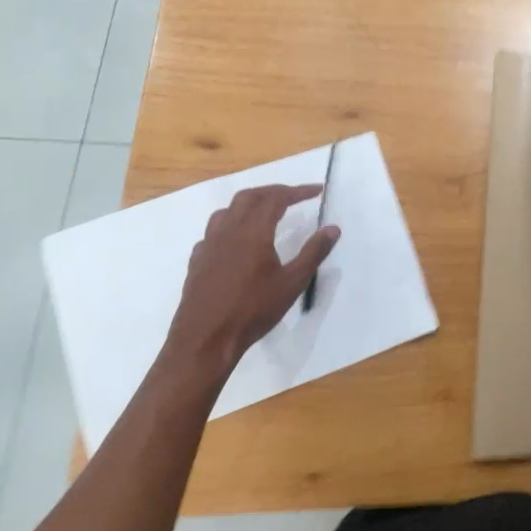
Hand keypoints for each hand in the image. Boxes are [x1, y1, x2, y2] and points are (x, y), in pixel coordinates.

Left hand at [164, 185, 339, 373]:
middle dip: (273, 191)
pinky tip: (237, 241)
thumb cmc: (253, 310)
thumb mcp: (293, 282)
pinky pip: (213, 232)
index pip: (276, 199)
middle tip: (293, 196)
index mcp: (253, 232)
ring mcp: (208, 246)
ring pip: (226, 211)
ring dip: (248, 204)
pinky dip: (230, 225)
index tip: (316, 191)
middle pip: (249, 197)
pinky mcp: (197, 262)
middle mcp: (228, 232)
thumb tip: (332, 228)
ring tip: (265, 213)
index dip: (298, 191)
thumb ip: (313, 252)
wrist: (205, 339)